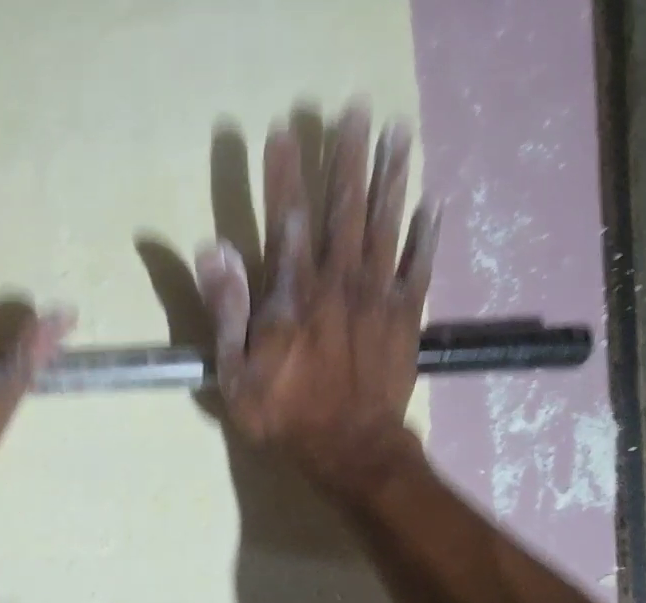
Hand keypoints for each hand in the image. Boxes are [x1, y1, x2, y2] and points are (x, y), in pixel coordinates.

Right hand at [194, 104, 441, 501]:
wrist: (349, 448)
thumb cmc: (283, 415)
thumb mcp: (234, 372)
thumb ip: (226, 309)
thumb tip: (213, 250)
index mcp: (292, 295)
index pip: (286, 220)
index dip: (283, 175)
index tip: (282, 132)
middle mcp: (337, 282)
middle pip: (343, 208)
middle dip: (347, 156)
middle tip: (356, 111)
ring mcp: (377, 295)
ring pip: (385, 224)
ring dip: (392, 175)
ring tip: (399, 132)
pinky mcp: (407, 314)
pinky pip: (419, 265)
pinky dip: (426, 233)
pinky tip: (432, 203)